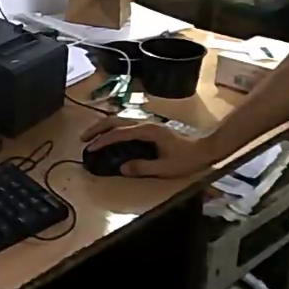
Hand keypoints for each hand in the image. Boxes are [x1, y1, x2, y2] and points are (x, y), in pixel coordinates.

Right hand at [78, 116, 224, 178]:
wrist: (205, 148)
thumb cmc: (187, 159)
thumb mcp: (166, 168)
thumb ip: (143, 168)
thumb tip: (122, 168)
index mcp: (147, 131)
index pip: (118, 133)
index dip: (102, 141)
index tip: (90, 148)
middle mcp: (144, 123)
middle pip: (113, 120)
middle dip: (96, 129)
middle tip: (83, 139)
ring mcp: (145, 123)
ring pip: (117, 119)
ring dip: (102, 126)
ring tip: (91, 137)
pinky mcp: (147, 126)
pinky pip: (123, 123)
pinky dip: (111, 128)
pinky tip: (107, 135)